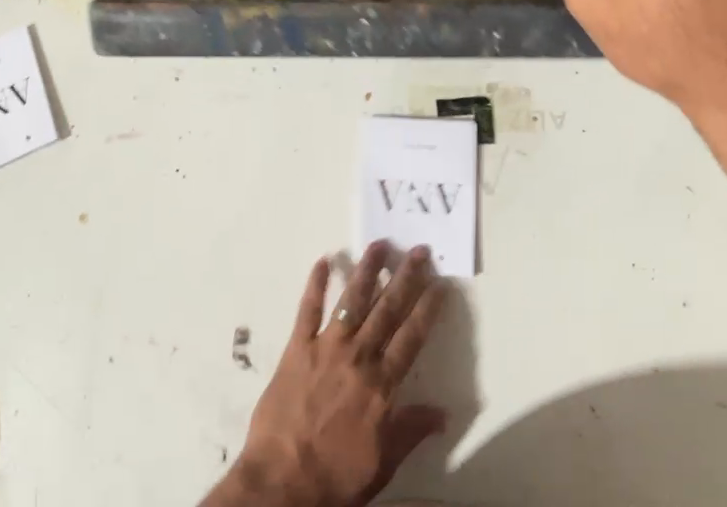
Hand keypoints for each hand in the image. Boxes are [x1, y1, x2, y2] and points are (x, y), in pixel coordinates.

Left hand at [220, 242, 446, 506]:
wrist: (283, 481)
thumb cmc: (337, 476)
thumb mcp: (384, 461)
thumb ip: (411, 430)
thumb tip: (443, 413)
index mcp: (382, 385)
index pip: (412, 337)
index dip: (428, 309)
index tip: (440, 284)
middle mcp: (358, 357)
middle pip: (387, 310)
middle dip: (406, 278)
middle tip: (419, 251)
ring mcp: (325, 349)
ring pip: (351, 300)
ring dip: (366, 270)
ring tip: (378, 244)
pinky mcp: (295, 350)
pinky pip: (306, 310)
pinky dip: (315, 284)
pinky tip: (323, 261)